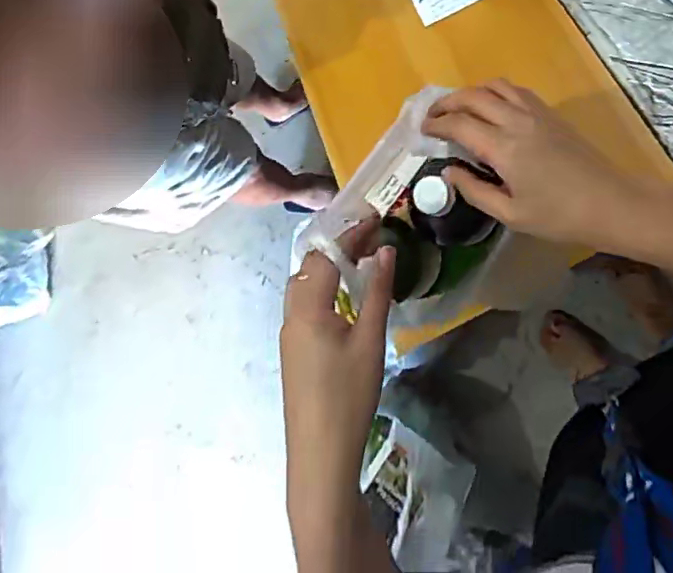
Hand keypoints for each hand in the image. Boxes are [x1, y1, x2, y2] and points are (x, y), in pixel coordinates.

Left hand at [281, 222, 393, 512]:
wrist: (319, 454)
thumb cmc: (348, 395)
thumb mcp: (370, 341)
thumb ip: (377, 292)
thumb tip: (385, 250)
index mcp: (307, 305)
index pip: (327, 255)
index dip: (351, 234)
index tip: (374, 218)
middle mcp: (291, 312)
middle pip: (310, 265)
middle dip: (337, 247)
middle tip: (369, 238)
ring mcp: (288, 332)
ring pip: (304, 284)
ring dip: (328, 268)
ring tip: (358, 263)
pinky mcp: (292, 349)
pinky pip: (304, 303)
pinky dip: (323, 289)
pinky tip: (343, 300)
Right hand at [423, 81, 672, 256]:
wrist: (613, 204)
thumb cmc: (560, 217)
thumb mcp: (511, 214)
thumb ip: (474, 190)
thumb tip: (448, 171)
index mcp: (503, 148)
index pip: (459, 124)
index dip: (436, 124)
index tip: (423, 131)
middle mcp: (516, 121)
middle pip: (471, 97)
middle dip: (446, 103)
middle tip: (432, 116)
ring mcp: (535, 112)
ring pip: (494, 85)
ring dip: (470, 92)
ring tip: (458, 107)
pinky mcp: (550, 113)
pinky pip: (515, 89)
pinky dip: (494, 90)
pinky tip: (491, 105)